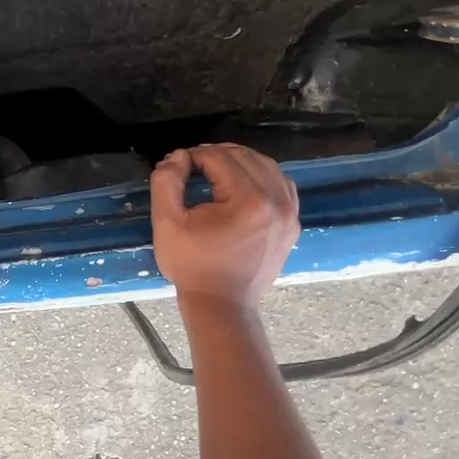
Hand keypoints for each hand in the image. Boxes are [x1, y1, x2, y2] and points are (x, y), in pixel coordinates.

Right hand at [148, 143, 298, 308]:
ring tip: (213, 171)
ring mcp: (290, 214)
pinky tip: (240, 184)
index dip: (193, 156)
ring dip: (238, 161)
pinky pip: (282, 185)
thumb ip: (167, 182)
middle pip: (246, 157)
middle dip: (215, 155)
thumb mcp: (166, 221)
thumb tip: (177, 157)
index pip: (220, 158)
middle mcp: (277, 202)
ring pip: (268, 167)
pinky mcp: (292, 224)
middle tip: (190, 165)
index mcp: (248, 201)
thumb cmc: (191, 264)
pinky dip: (261, 176)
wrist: (222, 303)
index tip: (175, 166)